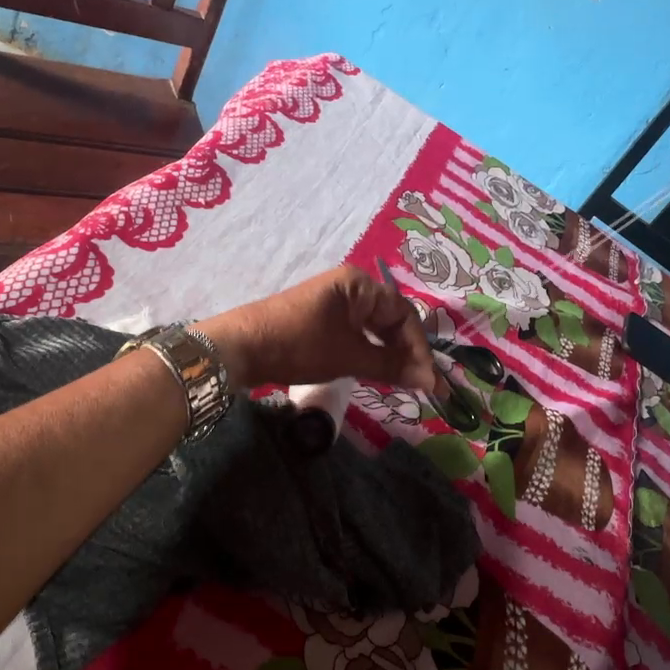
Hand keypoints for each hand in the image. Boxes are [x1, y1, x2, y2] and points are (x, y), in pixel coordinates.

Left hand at [194, 265, 437, 391]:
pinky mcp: (320, 319)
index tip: (429, 380)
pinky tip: (375, 372)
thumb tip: (429, 380)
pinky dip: (369, 352)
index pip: (404, 313)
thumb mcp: (349, 357)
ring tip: (402, 382)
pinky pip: (357, 333)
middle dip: (406, 351)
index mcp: (360, 284)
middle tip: (420, 384)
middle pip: (391, 319)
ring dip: (389, 354)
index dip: (419, 348)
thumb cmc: (299, 345)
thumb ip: (391, 366)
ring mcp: (333, 303)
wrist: (241, 348)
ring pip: (374, 328)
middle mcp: (350, 287)